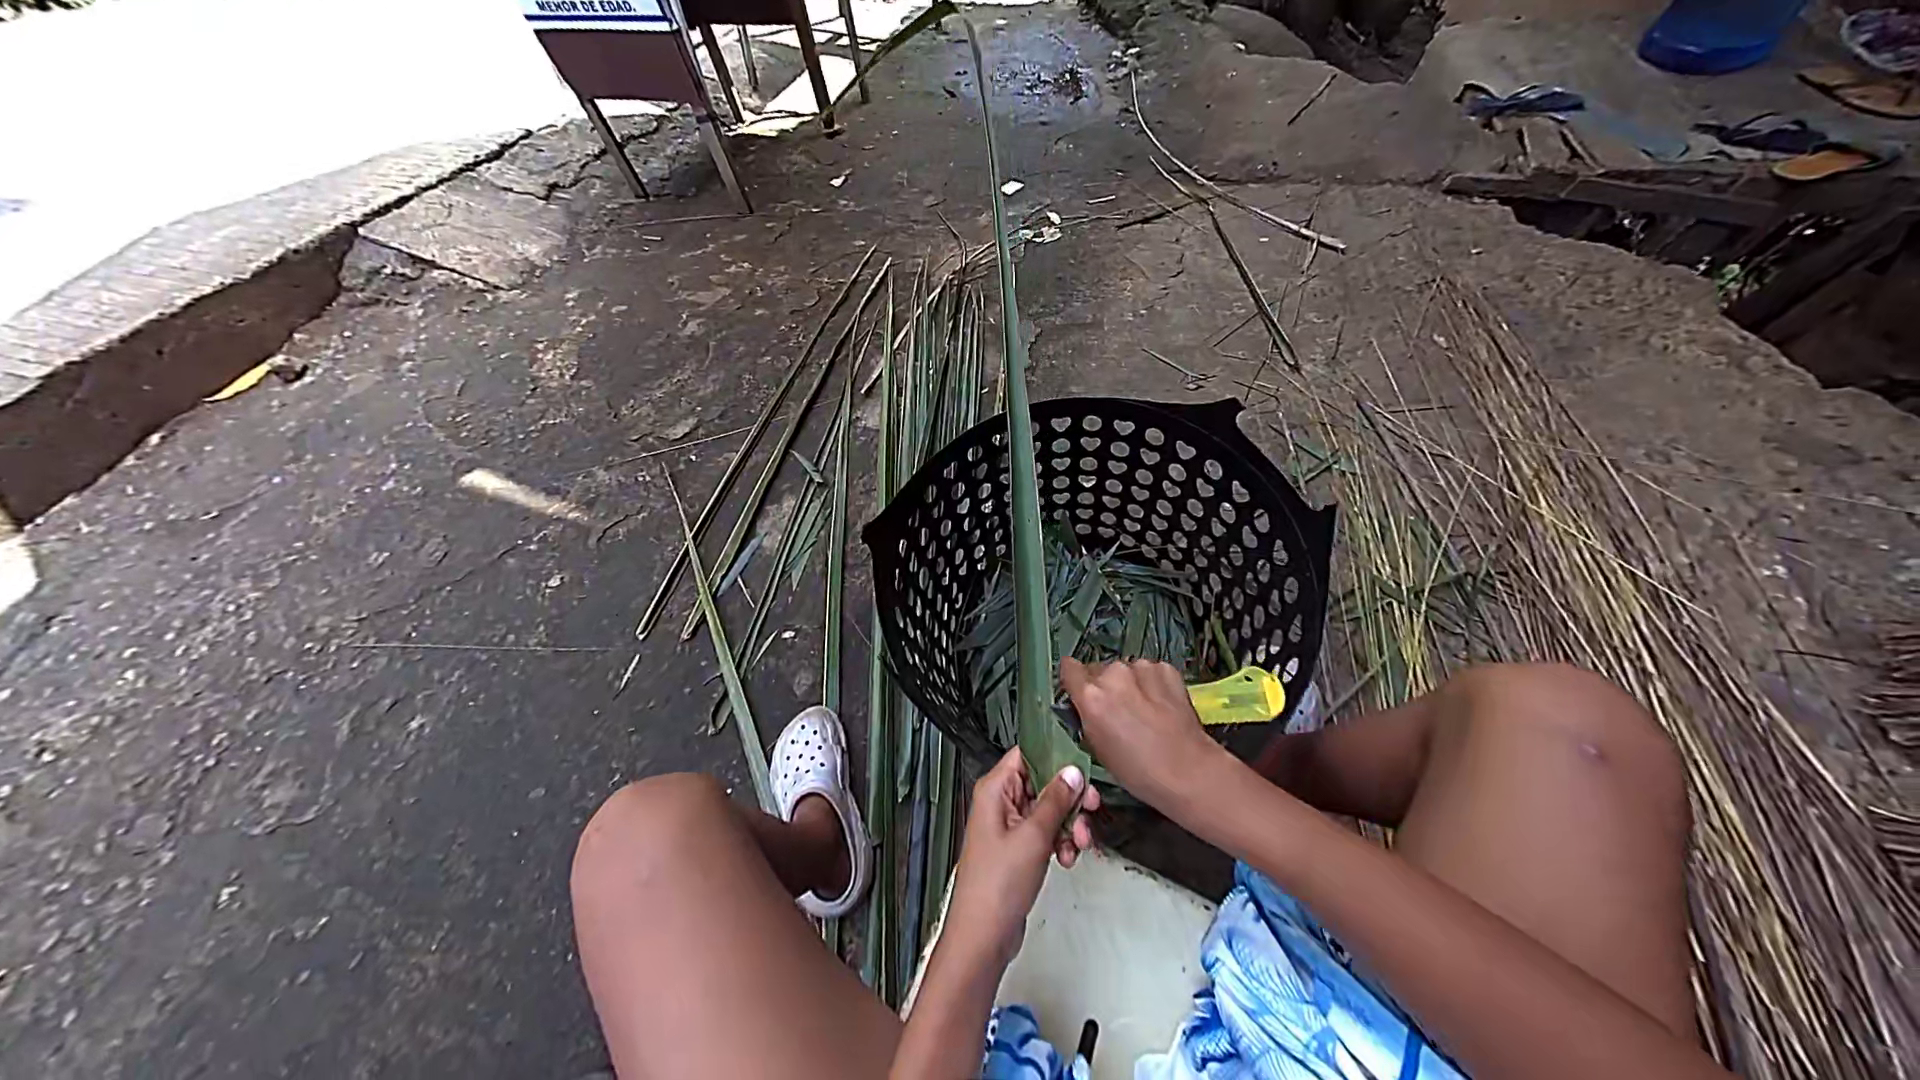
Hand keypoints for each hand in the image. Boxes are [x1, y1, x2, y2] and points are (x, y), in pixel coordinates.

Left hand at [944, 748, 1099, 968]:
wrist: (984, 934)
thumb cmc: (996, 885)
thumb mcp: (1034, 835)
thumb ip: (1056, 800)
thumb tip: (1072, 771)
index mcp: (995, 789)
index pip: (1028, 754)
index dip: (1056, 757)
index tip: (1083, 768)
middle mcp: (1000, 802)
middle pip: (1043, 781)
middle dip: (1070, 797)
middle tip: (1091, 808)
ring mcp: (1009, 825)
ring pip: (1049, 808)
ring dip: (1069, 823)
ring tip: (1078, 843)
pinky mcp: (1018, 846)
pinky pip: (1046, 831)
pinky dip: (1060, 840)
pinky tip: (1067, 856)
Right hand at [1060, 657, 1227, 810]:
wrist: (1187, 771)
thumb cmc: (1136, 770)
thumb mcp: (1096, 745)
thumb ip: (1086, 715)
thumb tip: (1086, 703)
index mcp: (1091, 695)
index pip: (1069, 668)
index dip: (1074, 679)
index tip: (1080, 690)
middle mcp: (1114, 674)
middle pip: (1099, 669)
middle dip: (1104, 685)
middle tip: (1117, 709)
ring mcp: (1142, 668)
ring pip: (1126, 670)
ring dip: (1130, 683)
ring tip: (1144, 709)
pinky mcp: (1167, 670)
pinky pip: (1150, 671)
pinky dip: (1152, 683)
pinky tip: (1161, 704)